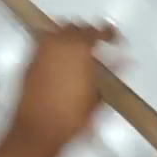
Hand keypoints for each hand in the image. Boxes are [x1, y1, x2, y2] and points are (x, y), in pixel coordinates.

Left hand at [7, 22, 117, 154]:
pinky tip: (61, 57)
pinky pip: (45, 42)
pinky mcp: (30, 60)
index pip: (97, 30)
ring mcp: (41, 50)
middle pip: (76, 26)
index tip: (114, 39)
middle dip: (88, 32)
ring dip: (70, 35)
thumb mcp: (98, 95)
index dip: (109, 33)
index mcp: (79, 47)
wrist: (37, 130)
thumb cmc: (71, 116)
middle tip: (98, 43)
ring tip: (79, 48)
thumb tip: (127, 60)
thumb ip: (113, 72)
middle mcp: (59, 43)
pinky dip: (55, 44)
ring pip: (58, 30)